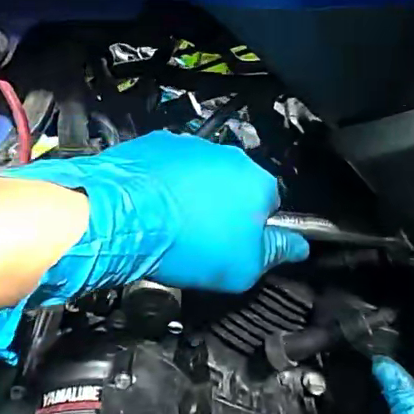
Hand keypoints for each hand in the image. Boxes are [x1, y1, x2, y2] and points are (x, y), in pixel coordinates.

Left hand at [0, 131, 307, 360]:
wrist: (120, 216)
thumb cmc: (181, 240)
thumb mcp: (242, 267)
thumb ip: (275, 253)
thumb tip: (293, 247)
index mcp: (256, 182)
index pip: (270, 206)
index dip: (255, 230)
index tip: (239, 245)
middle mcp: (225, 155)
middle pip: (234, 186)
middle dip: (222, 210)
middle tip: (202, 240)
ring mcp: (185, 147)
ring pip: (199, 174)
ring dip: (190, 195)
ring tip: (171, 226)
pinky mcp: (151, 145)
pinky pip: (165, 167)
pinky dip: (160, 184)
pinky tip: (149, 209)